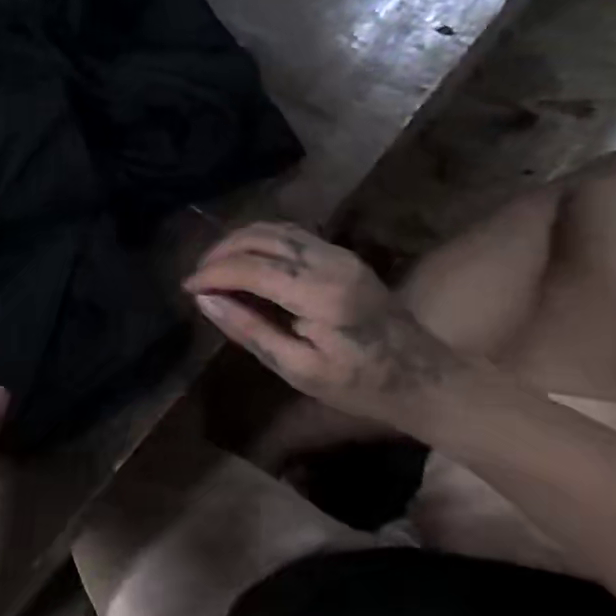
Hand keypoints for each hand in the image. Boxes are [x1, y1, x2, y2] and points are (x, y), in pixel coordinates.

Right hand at [186, 222, 463, 428]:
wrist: (429, 380)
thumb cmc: (362, 386)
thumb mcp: (299, 370)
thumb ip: (249, 330)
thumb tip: (204, 299)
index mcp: (321, 296)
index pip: (250, 268)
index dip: (212, 274)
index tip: (187, 288)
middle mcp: (330, 263)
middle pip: (258, 239)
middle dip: (219, 253)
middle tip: (197, 277)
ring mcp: (339, 254)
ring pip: (272, 229)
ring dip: (235, 242)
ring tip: (214, 266)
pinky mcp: (342, 254)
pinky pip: (288, 233)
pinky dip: (257, 239)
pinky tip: (243, 258)